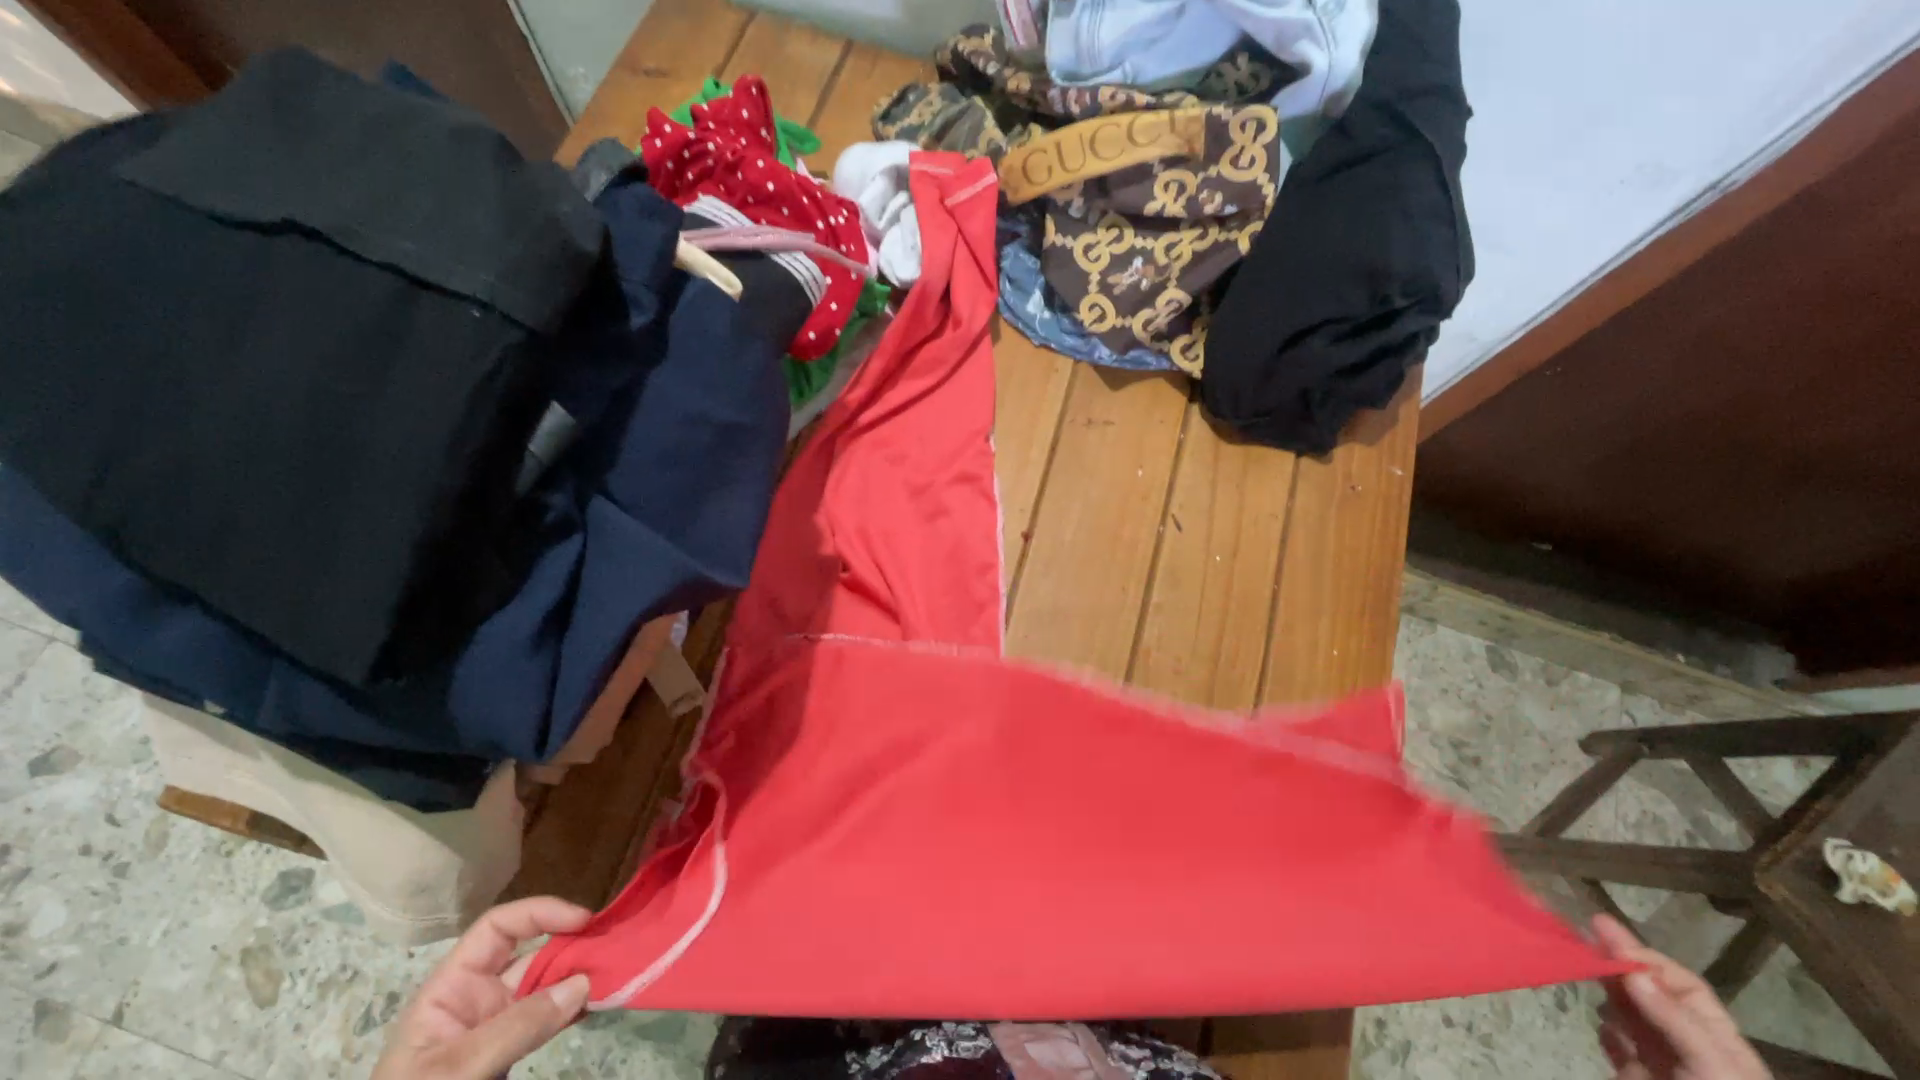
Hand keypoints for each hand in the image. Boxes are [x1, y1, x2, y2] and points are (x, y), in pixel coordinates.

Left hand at [373, 896, 595, 1078]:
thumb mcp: (455, 1072)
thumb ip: (515, 1029)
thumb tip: (581, 983)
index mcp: (450, 988)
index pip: (496, 929)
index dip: (539, 914)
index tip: (583, 920)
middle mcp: (477, 999)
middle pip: (531, 955)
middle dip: (572, 946)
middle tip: (616, 949)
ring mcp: (497, 1028)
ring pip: (547, 988)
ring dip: (582, 978)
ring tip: (620, 973)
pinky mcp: (514, 1054)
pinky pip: (551, 1020)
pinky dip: (579, 1008)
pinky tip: (603, 1002)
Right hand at [1590, 915, 1770, 1079]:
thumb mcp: (1712, 1065)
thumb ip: (1674, 1019)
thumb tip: (1631, 971)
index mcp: (1716, 1037)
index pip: (1680, 984)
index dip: (1644, 957)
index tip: (1606, 934)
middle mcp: (1686, 1042)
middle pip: (1650, 993)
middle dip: (1619, 962)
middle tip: (1585, 929)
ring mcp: (1660, 1061)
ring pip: (1629, 1013)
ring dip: (1609, 991)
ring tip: (1584, 970)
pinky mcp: (1635, 1078)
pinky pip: (1617, 1045)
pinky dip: (1607, 1031)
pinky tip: (1602, 1026)